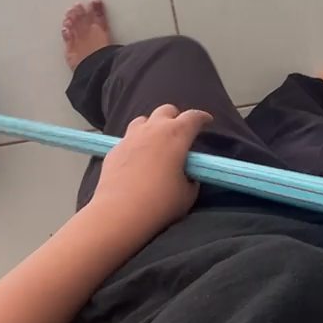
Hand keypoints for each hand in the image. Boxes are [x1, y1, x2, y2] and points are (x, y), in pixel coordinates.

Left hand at [88, 104, 211, 240]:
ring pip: (143, 120)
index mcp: (177, 135)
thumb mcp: (188, 194)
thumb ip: (191, 178)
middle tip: (180, 132)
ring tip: (156, 141)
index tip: (207, 122)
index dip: (203, 118)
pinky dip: (136, 143)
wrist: (120, 212)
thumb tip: (188, 175)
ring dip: (153, 126)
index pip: (193, 117)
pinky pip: (128, 139)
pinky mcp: (114, 149)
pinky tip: (138, 159)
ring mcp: (130, 137)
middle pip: (166, 110)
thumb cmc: (160, 202)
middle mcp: (153, 129)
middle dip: (176, 117)